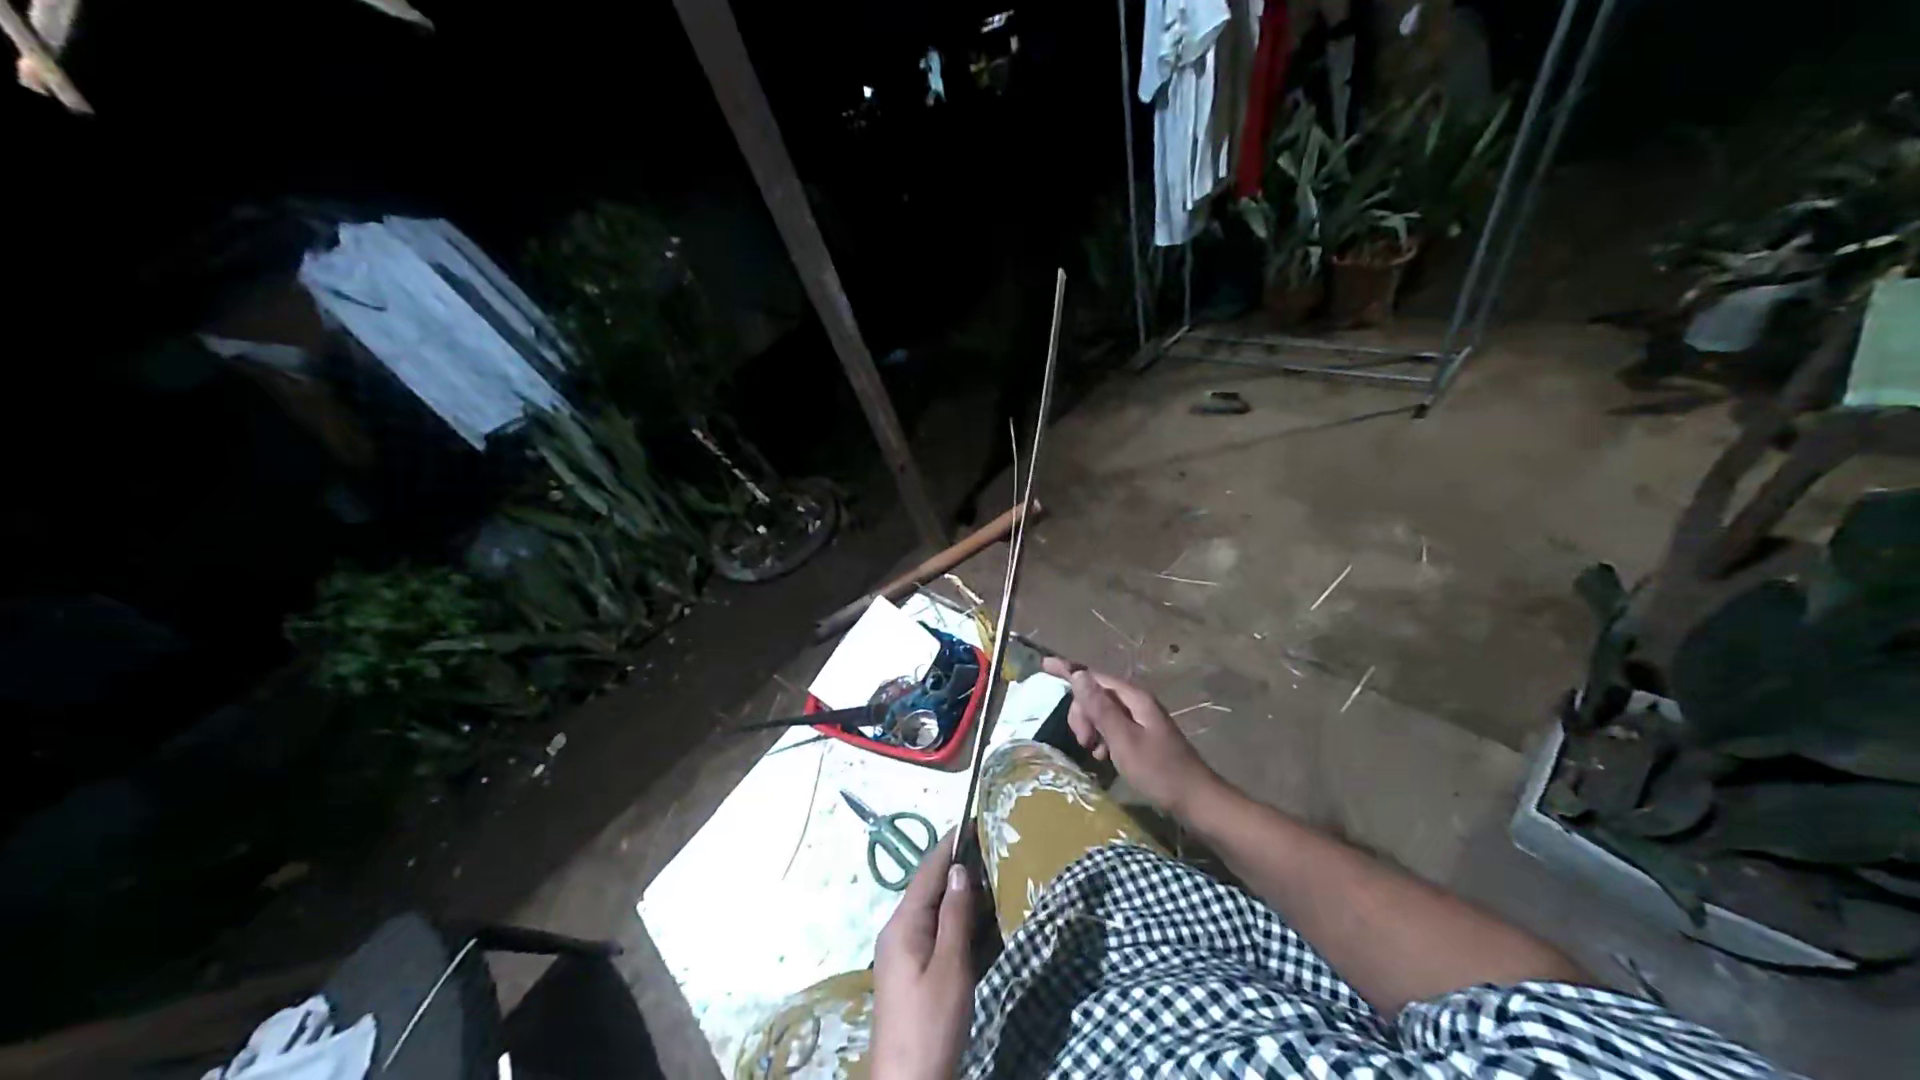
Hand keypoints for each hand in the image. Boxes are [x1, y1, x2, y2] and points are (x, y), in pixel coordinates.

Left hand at [871, 831, 975, 1079]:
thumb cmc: (931, 1022)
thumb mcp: (950, 967)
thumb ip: (954, 916)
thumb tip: (959, 869)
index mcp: (903, 924)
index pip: (928, 870)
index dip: (950, 844)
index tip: (974, 820)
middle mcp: (900, 931)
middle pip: (932, 889)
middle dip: (960, 869)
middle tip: (994, 850)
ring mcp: (906, 953)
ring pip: (937, 912)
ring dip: (963, 897)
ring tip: (995, 878)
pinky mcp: (915, 972)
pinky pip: (939, 935)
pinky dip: (960, 924)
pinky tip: (983, 923)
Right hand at [1042, 657, 1223, 816]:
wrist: (1195, 800)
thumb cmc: (1158, 770)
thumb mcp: (1123, 739)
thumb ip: (1100, 708)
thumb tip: (1078, 674)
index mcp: (1133, 698)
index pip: (1094, 676)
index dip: (1068, 670)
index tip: (1044, 665)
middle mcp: (1136, 702)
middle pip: (1095, 695)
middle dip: (1081, 714)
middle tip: (1082, 742)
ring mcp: (1139, 719)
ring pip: (1101, 713)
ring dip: (1090, 728)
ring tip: (1093, 752)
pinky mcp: (1140, 735)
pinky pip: (1111, 727)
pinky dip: (1101, 739)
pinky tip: (1103, 757)